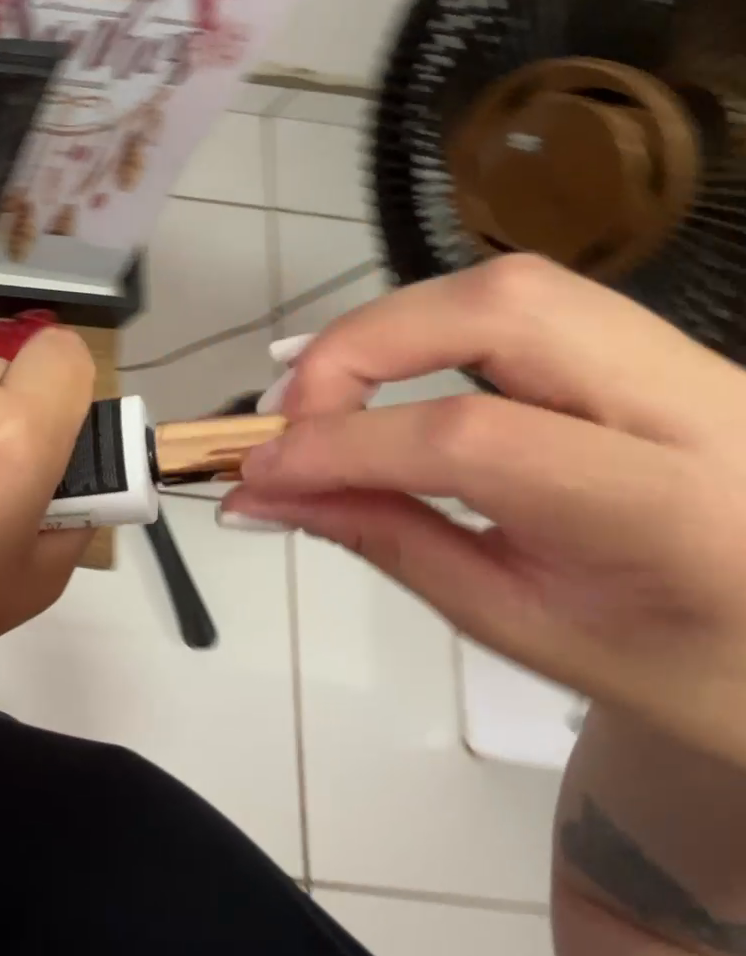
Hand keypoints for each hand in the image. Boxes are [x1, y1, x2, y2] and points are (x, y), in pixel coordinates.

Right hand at [222, 253, 745, 767]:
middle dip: (359, 345)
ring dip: (387, 330)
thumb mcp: (512, 621)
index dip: (339, 444)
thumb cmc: (672, 668)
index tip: (254, 473)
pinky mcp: (660, 350)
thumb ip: (381, 538)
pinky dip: (423, 333)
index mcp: (674, 513)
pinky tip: (382, 386)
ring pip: (513, 288)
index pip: (472, 438)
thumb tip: (255, 498)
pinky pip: (522, 310)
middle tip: (288, 415)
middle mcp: (701, 407)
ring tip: (324, 400)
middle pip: (503, 306)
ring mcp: (693, 362)